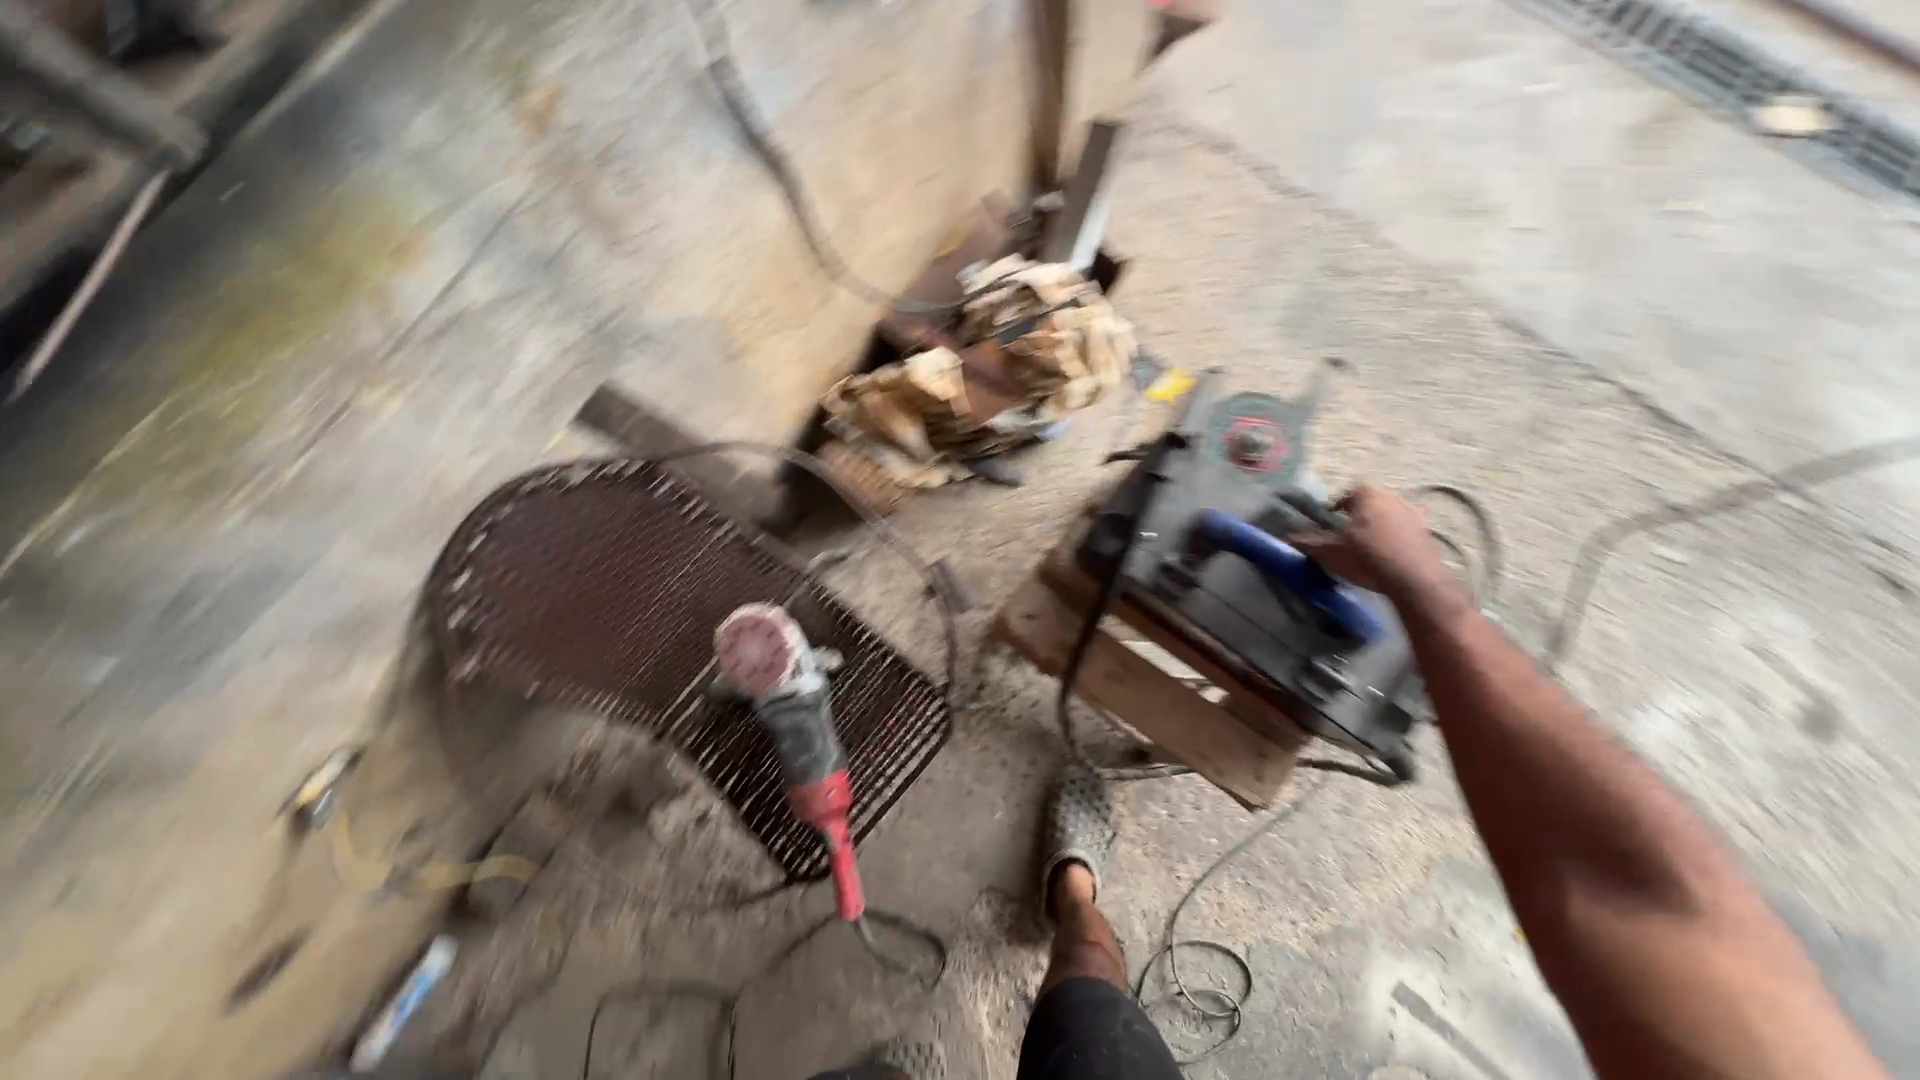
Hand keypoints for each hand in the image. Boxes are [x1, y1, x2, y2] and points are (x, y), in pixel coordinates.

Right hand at [1292, 486, 1446, 597]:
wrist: (1412, 579)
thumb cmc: (1365, 557)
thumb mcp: (1329, 552)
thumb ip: (1307, 543)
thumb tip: (1286, 537)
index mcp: (1367, 496)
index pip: (1349, 493)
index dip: (1338, 505)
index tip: (1331, 520)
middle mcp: (1392, 499)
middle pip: (1371, 503)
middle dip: (1359, 515)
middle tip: (1347, 533)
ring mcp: (1413, 515)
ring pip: (1389, 516)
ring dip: (1378, 527)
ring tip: (1367, 546)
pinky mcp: (1426, 534)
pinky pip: (1404, 531)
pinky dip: (1394, 539)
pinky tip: (1386, 556)